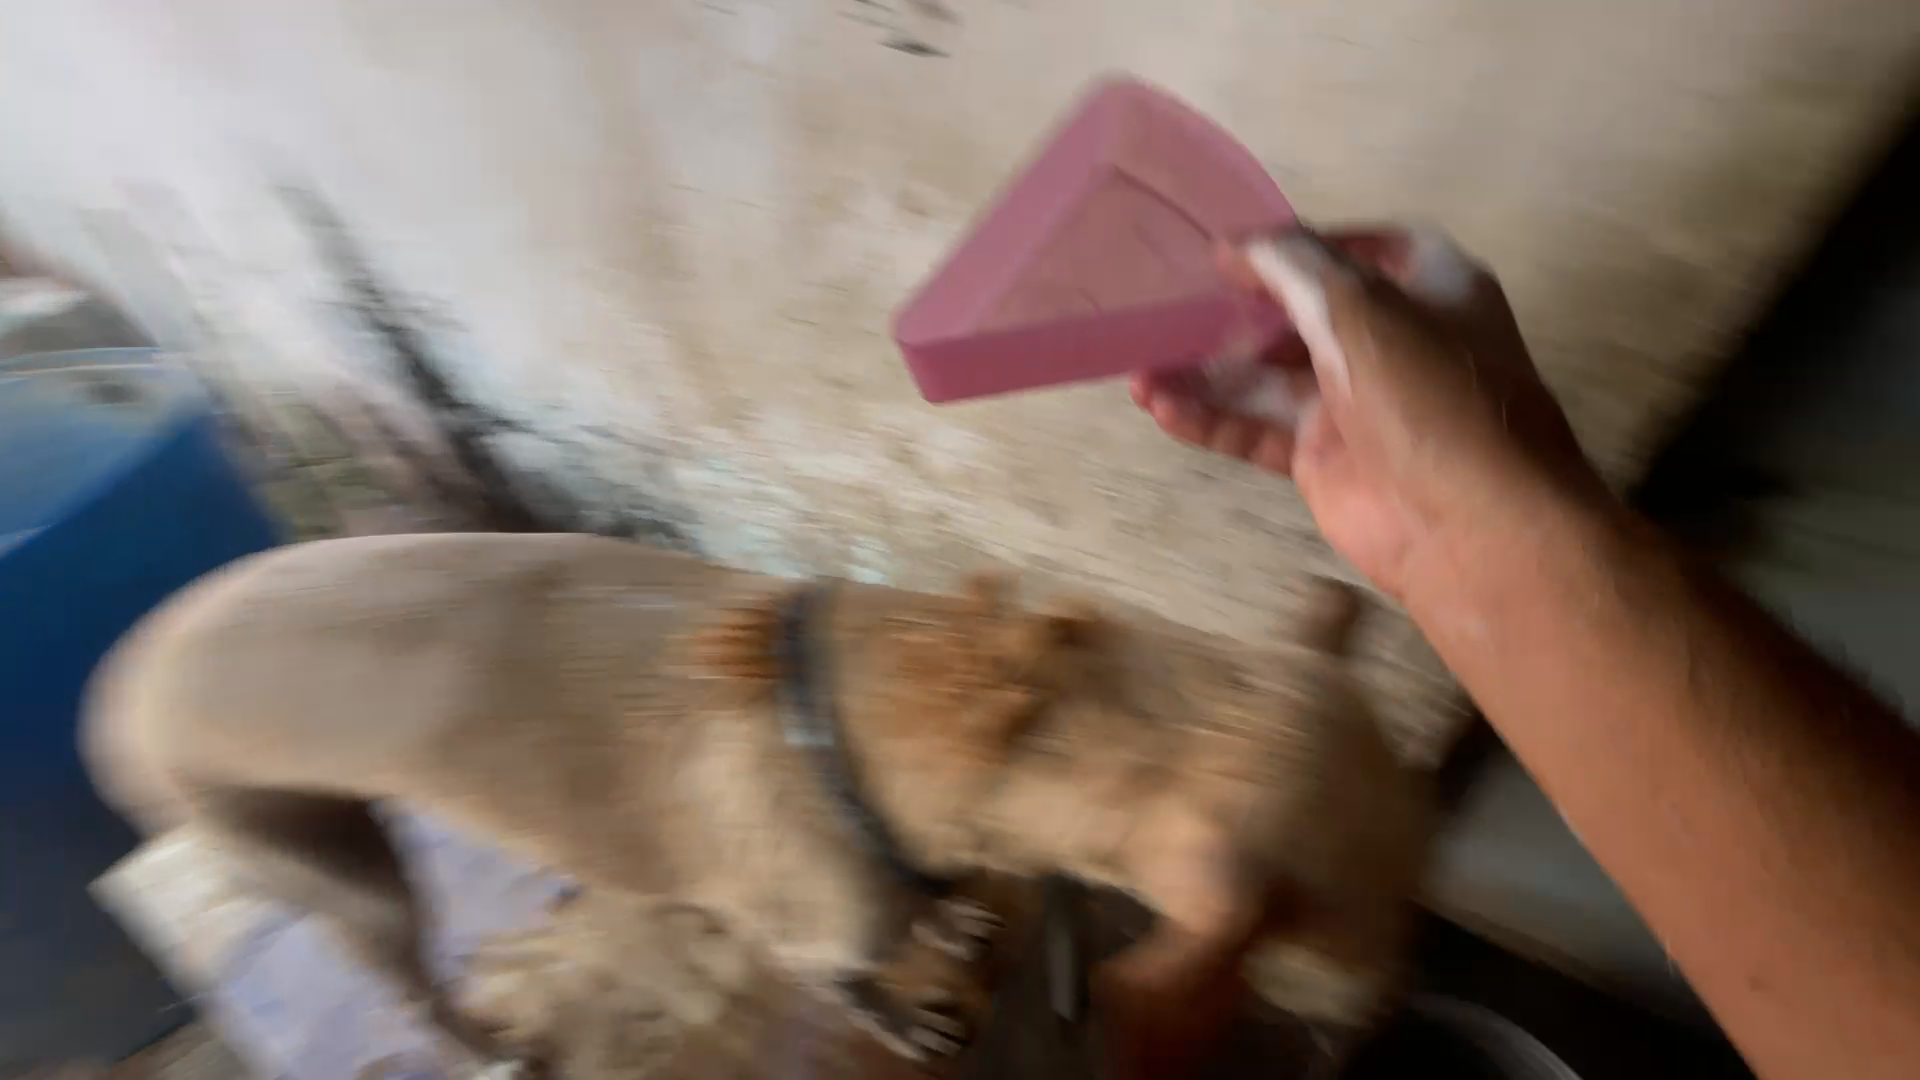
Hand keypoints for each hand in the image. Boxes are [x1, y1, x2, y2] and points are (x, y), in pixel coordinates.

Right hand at [1131, 226, 1602, 601]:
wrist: (1464, 524)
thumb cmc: (1426, 396)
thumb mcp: (1360, 309)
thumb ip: (1291, 266)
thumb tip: (1230, 244)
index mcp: (1425, 290)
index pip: (1356, 252)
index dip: (1297, 248)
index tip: (1233, 254)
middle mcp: (1387, 342)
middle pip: (1296, 318)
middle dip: (1233, 318)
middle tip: (1173, 316)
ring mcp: (1350, 404)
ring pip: (1265, 380)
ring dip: (1205, 377)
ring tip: (1142, 376)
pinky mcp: (1319, 456)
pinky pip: (1257, 429)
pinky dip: (1213, 421)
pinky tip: (1164, 411)